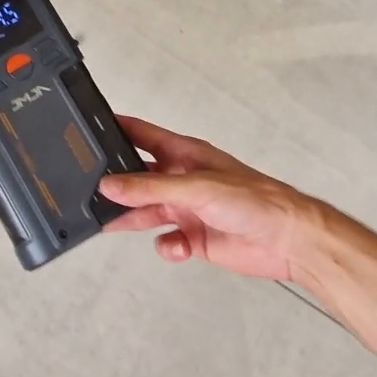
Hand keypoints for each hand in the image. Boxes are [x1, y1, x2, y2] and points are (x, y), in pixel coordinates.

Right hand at [99, 116, 329, 282]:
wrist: (288, 241)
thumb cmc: (256, 200)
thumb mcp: (195, 188)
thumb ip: (150, 188)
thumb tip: (111, 185)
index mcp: (184, 154)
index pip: (141, 135)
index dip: (116, 130)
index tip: (88, 129)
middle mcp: (182, 179)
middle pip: (138, 178)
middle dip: (117, 185)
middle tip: (91, 189)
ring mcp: (188, 209)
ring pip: (146, 211)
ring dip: (131, 218)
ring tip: (109, 222)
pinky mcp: (195, 237)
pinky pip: (166, 242)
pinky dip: (166, 247)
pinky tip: (176, 247)